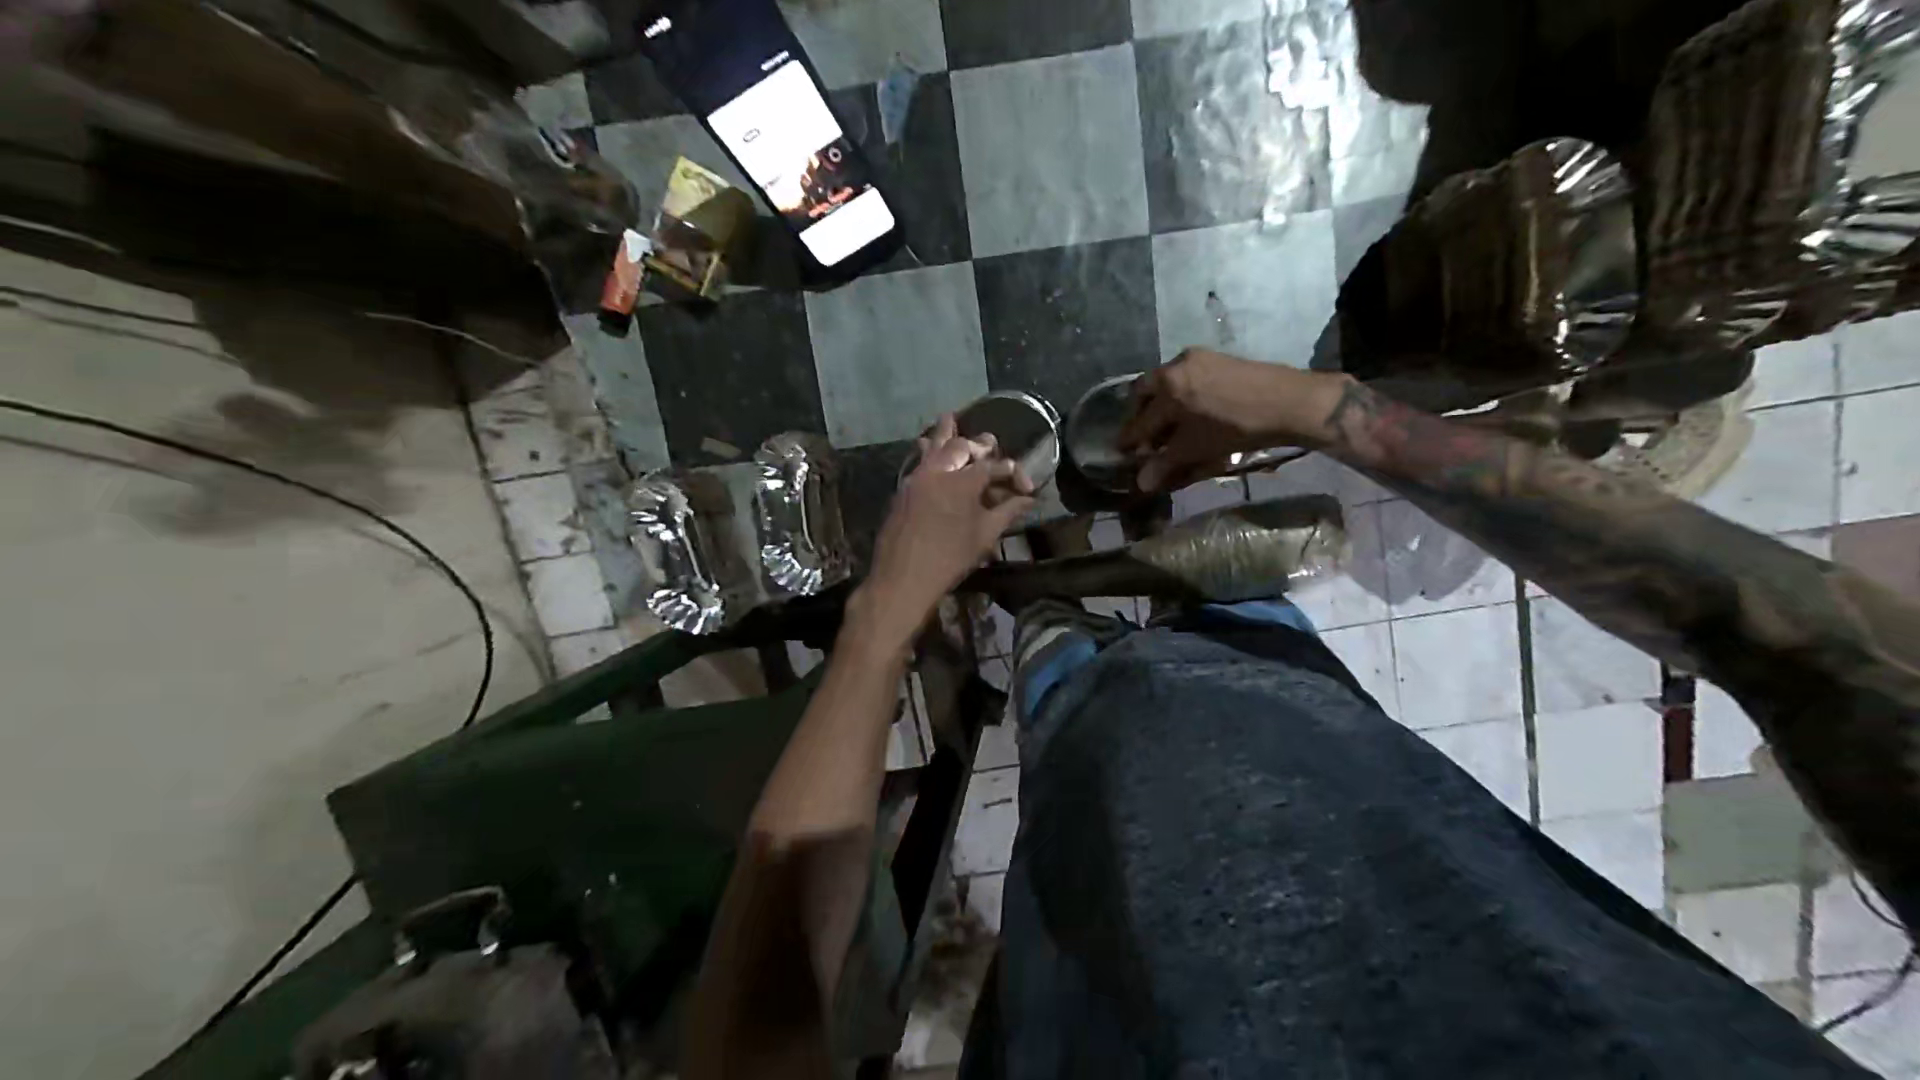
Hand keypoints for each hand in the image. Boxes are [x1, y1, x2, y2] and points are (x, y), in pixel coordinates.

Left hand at [853, 416, 1035, 649]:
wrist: (904, 577)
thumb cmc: (950, 558)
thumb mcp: (985, 536)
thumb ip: (1007, 511)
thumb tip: (1028, 499)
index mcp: (964, 481)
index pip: (994, 466)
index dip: (1013, 473)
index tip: (1025, 486)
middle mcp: (939, 471)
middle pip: (960, 446)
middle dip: (978, 444)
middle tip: (988, 443)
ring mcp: (916, 478)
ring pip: (932, 447)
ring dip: (944, 434)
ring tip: (949, 418)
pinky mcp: (902, 491)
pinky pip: (917, 462)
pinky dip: (926, 452)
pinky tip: (926, 450)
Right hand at [1118, 347, 1352, 491]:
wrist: (1289, 402)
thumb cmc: (1237, 428)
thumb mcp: (1197, 449)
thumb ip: (1165, 463)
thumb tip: (1142, 482)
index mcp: (1166, 388)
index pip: (1138, 420)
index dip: (1129, 440)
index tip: (1122, 451)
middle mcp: (1175, 367)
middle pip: (1144, 391)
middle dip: (1139, 414)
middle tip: (1143, 435)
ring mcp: (1196, 358)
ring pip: (1165, 382)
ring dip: (1159, 402)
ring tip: (1168, 424)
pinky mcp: (1215, 357)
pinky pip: (1184, 376)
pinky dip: (1179, 393)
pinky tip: (1191, 410)